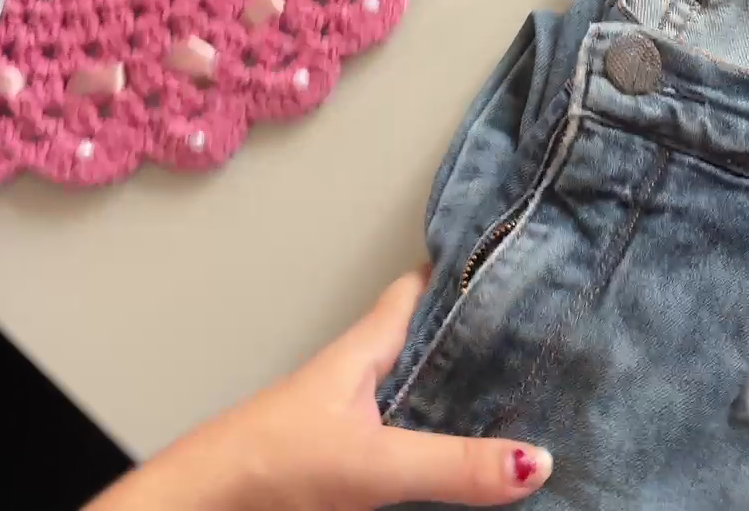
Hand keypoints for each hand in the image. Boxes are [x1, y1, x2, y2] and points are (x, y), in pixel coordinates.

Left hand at [88, 268, 552, 509]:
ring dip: (463, 378)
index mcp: (374, 341)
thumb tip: (537, 460)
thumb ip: (453, 464)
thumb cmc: (279, 459)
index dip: (461, 268)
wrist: (212, 505)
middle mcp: (371, 363)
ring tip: (523, 381)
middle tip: (535, 327)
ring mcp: (362, 404)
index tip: (511, 261)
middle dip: (477, 329)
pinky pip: (414, 421)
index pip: (423, 284)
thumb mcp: (376, 461)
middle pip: (432, 330)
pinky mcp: (355, 445)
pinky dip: (445, 424)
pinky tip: (471, 442)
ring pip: (424, 376)